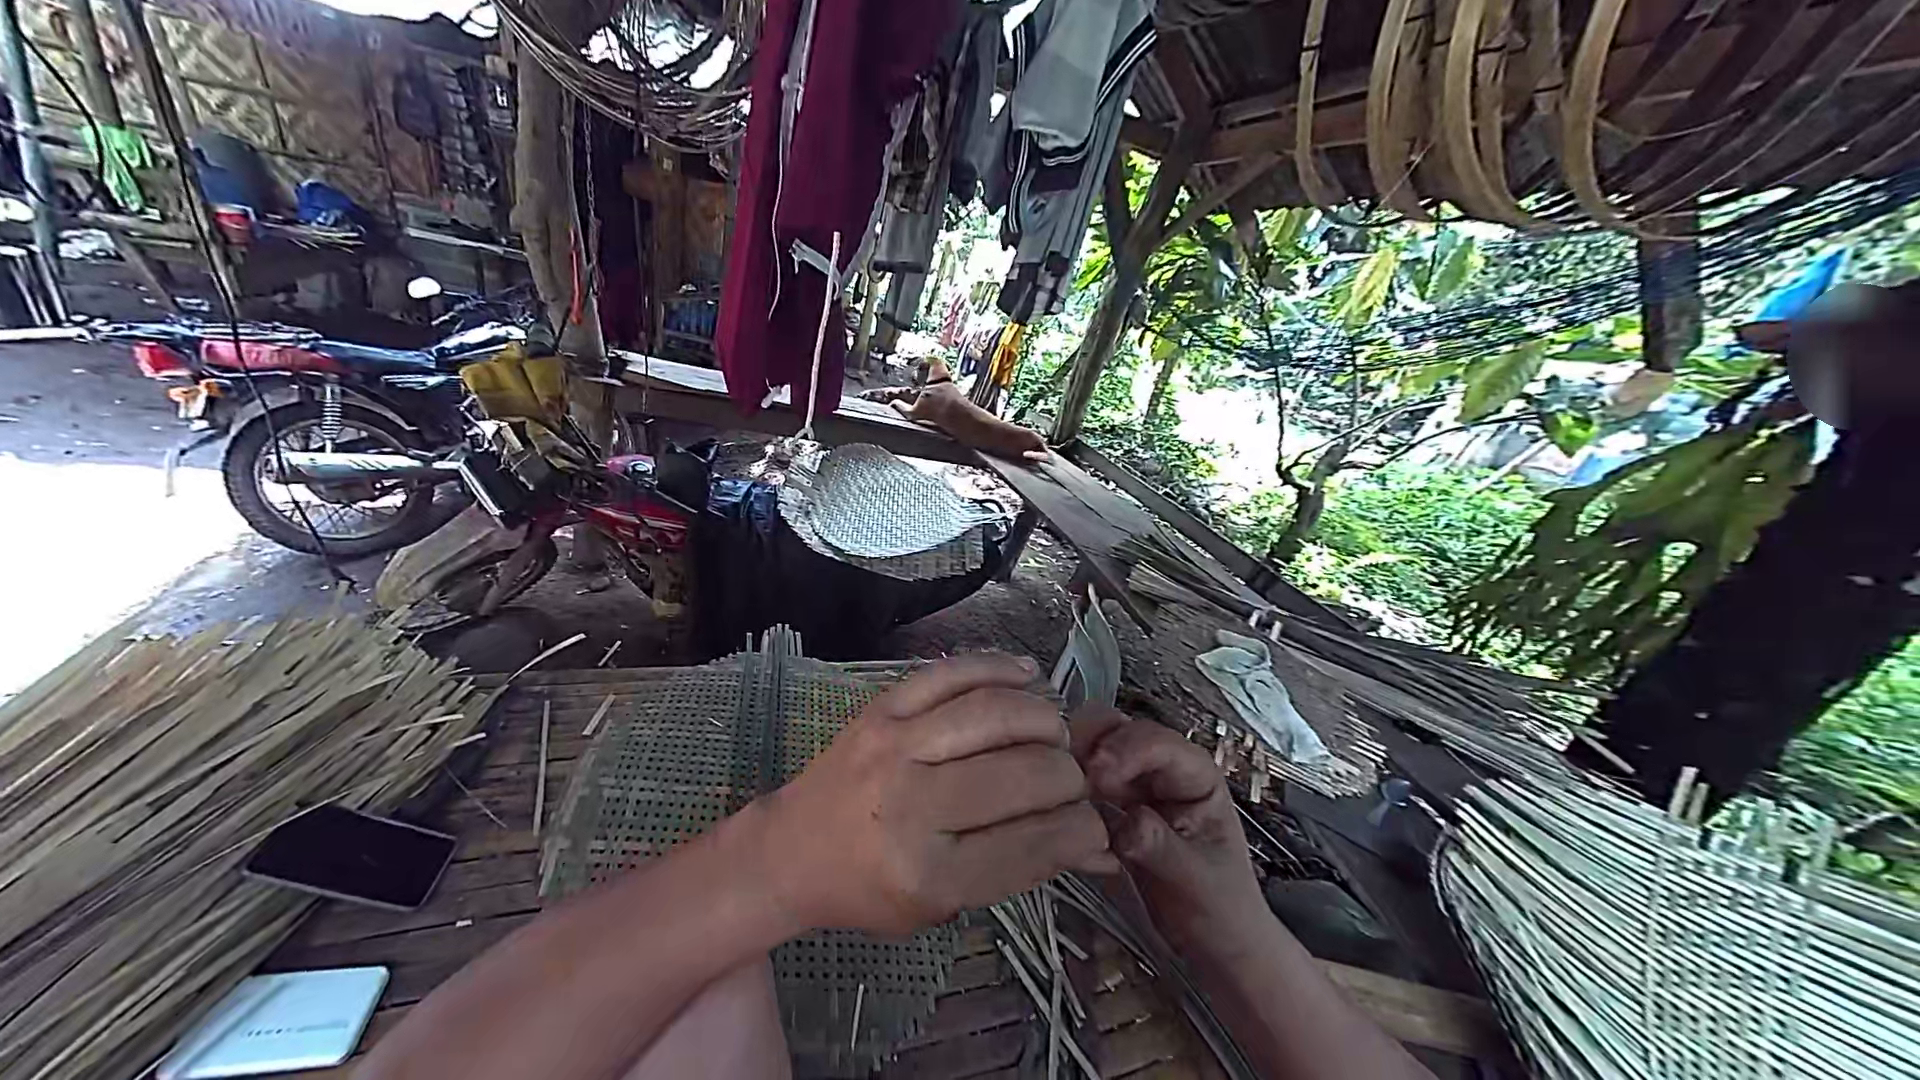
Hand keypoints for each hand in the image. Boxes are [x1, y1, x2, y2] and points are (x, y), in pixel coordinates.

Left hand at [753, 655, 1116, 935]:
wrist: (792, 848)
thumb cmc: (870, 888)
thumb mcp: (944, 905)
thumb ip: (1024, 870)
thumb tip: (1103, 849)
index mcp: (929, 874)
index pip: (1033, 844)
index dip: (1080, 831)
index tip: (1094, 823)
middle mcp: (912, 805)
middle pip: (1022, 774)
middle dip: (1067, 776)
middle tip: (1073, 778)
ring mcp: (895, 745)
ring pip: (994, 714)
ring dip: (1042, 719)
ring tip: (1054, 732)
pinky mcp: (882, 707)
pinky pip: (951, 672)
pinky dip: (998, 667)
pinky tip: (1028, 675)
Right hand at [1069, 708, 1266, 956]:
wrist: (1213, 943)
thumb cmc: (1221, 909)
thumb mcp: (1199, 883)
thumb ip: (1162, 848)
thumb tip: (1127, 822)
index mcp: (1195, 775)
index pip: (1158, 743)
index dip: (1126, 751)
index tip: (1098, 773)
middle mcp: (1160, 770)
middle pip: (1118, 730)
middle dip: (1090, 744)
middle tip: (1069, 775)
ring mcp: (1132, 786)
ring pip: (1093, 750)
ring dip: (1072, 764)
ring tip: (1061, 795)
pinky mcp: (1108, 806)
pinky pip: (1080, 783)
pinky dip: (1065, 789)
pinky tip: (1061, 814)